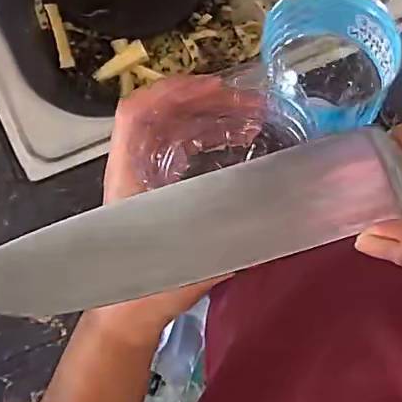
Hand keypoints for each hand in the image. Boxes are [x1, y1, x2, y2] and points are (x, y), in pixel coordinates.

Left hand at [82, 76, 225, 347]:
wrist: (127, 314)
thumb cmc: (147, 286)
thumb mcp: (192, 257)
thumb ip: (230, 235)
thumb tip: (274, 211)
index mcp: (129, 175)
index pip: (136, 115)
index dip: (172, 92)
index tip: (214, 87)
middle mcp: (135, 165)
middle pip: (163, 113)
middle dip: (206, 99)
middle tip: (249, 102)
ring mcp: (146, 172)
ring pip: (176, 126)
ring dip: (211, 114)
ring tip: (251, 115)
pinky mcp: (159, 184)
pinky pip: (183, 145)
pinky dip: (210, 134)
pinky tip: (238, 138)